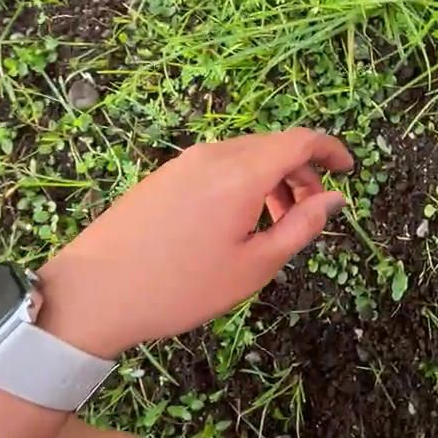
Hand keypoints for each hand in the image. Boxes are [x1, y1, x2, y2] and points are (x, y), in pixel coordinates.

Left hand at [34, 129, 354, 356]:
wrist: (88, 297)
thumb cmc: (181, 287)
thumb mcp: (255, 266)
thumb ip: (302, 227)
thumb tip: (334, 198)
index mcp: (242, 173)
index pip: (302, 141)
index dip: (331, 150)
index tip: (349, 170)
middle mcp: (215, 155)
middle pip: (276, 146)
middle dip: (304, 172)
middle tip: (311, 212)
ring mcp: (185, 162)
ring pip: (248, 155)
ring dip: (274, 179)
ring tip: (276, 222)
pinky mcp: (165, 175)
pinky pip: (221, 164)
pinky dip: (246, 181)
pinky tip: (238, 221)